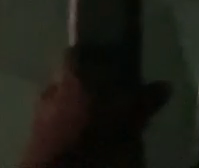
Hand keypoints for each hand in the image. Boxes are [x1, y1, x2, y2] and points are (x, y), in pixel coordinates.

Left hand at [19, 52, 170, 167]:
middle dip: (80, 86)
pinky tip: (79, 140)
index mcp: (73, 77)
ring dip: (69, 111)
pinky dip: (62, 132)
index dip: (86, 54)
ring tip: (91, 121)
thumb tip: (165, 86)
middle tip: (101, 94)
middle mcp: (52, 93)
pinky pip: (49, 130)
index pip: (73, 54)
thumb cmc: (95, 137)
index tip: (101, 59)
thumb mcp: (131, 116)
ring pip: (55, 106)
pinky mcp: (33, 145)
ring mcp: (38, 120)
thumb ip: (146, 99)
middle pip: (64, 81)